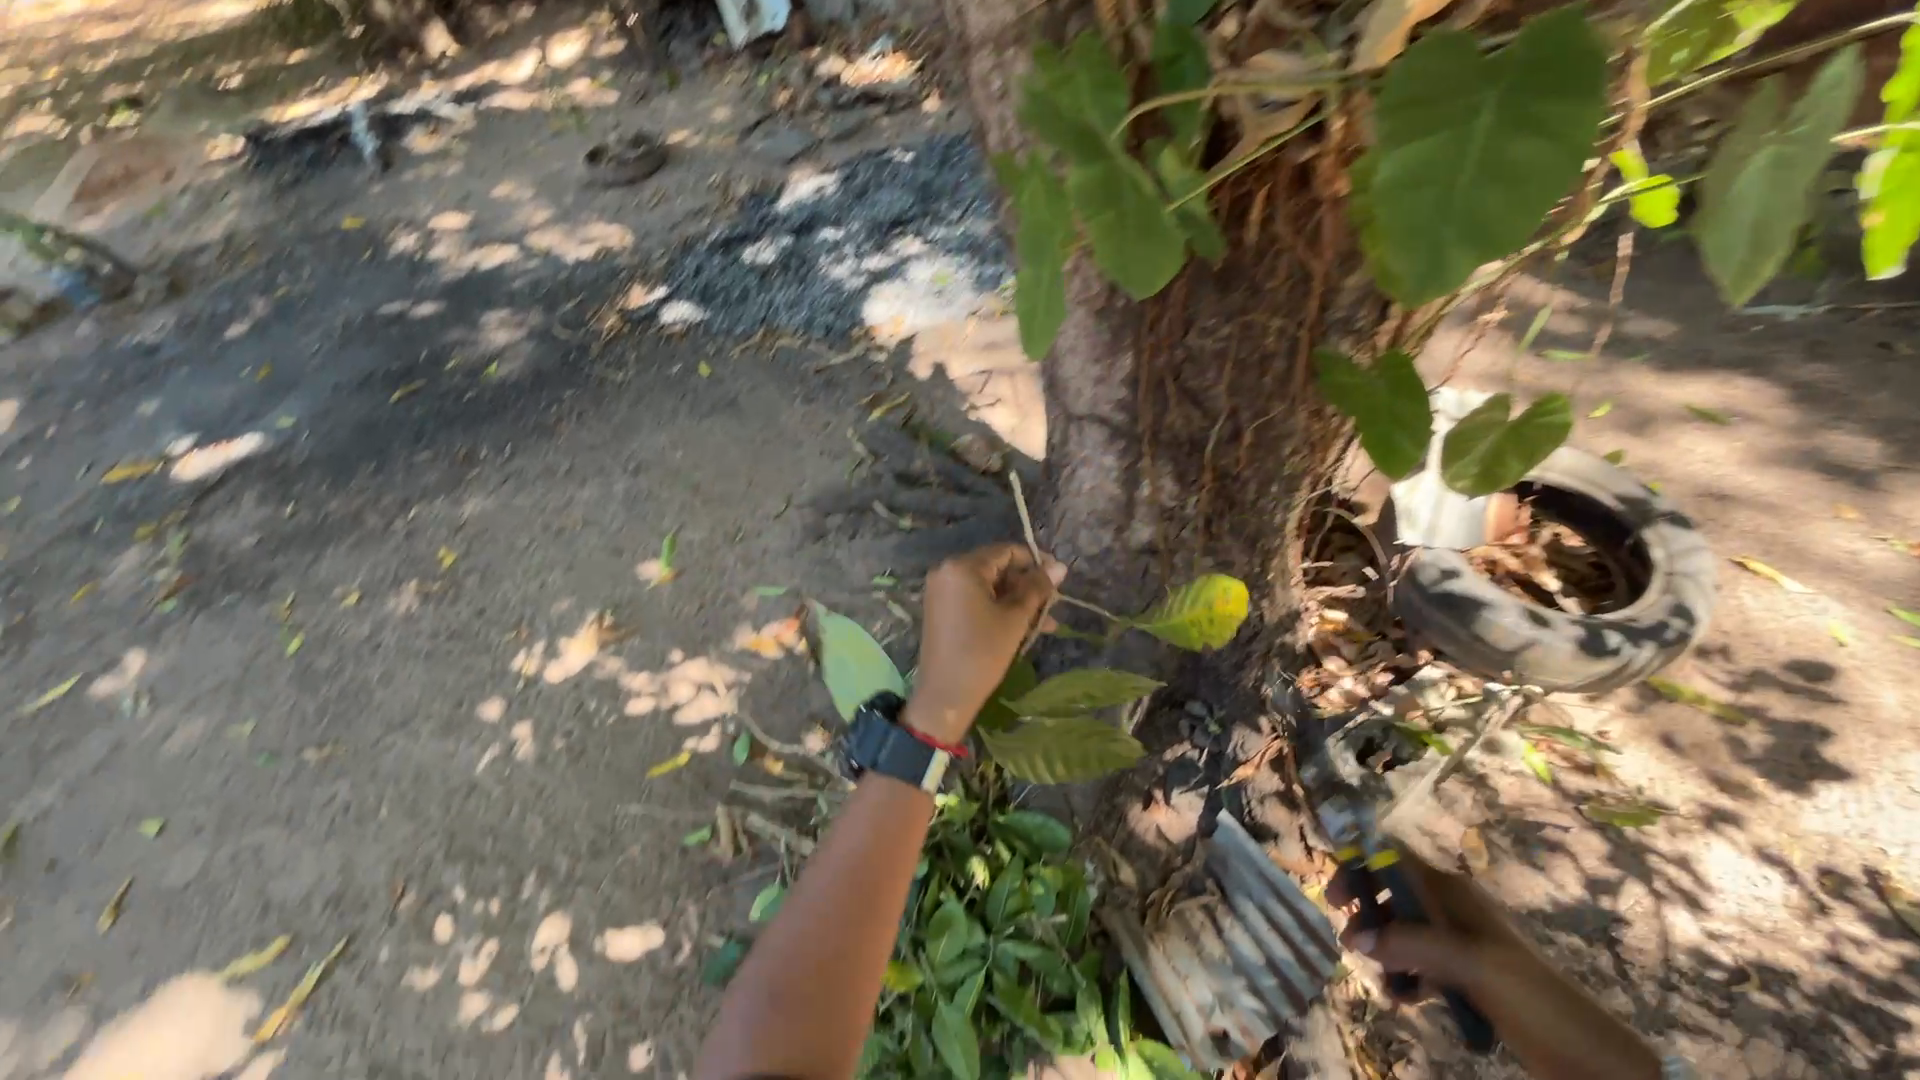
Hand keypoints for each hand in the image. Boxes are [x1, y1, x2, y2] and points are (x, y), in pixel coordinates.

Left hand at [903, 543, 1064, 744]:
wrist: (946, 695)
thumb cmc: (983, 651)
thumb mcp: (1015, 618)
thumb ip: (1037, 588)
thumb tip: (1060, 566)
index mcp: (962, 567)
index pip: (1006, 551)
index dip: (1035, 562)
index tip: (1059, 580)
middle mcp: (947, 571)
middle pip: (997, 568)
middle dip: (1027, 586)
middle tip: (1053, 606)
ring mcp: (942, 591)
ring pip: (989, 588)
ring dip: (1017, 602)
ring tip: (1045, 624)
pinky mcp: (942, 610)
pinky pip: (975, 600)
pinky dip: (998, 609)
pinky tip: (1023, 628)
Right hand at [1336, 850, 1662, 1079]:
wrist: (1588, 1055)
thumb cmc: (1532, 997)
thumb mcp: (1471, 965)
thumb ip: (1413, 945)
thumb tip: (1358, 937)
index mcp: (1453, 893)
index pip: (1393, 859)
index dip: (1360, 867)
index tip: (1335, 897)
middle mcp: (1451, 910)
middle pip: (1392, 895)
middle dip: (1368, 917)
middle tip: (1353, 946)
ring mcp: (1458, 944)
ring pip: (1402, 932)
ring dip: (1384, 952)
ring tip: (1382, 981)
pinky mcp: (1463, 976)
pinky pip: (1417, 964)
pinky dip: (1404, 977)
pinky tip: (1403, 998)